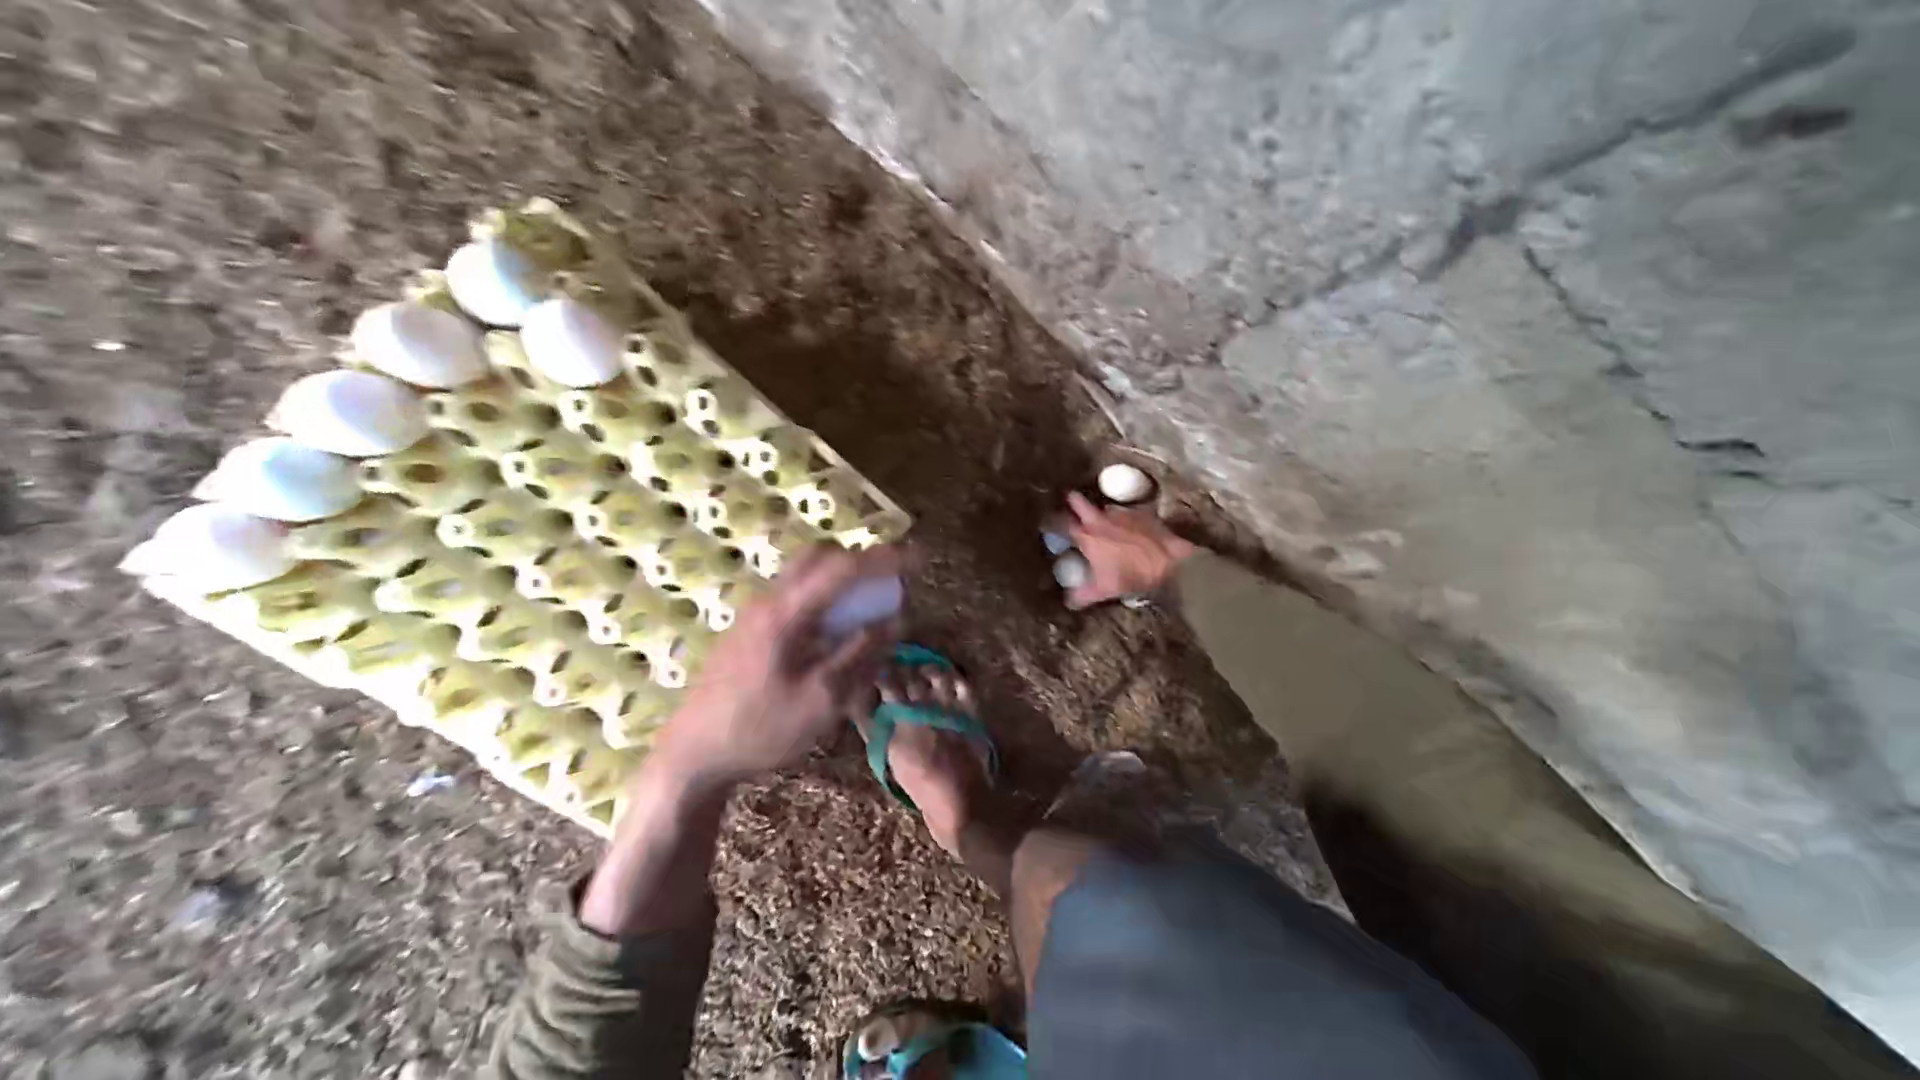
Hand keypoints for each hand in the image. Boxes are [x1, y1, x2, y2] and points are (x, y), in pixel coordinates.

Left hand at [650, 544, 902, 789]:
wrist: (694, 753)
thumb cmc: (760, 729)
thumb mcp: (822, 699)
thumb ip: (861, 654)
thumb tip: (896, 619)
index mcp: (785, 613)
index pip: (842, 568)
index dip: (883, 559)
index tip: (917, 557)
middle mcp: (768, 601)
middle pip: (818, 558)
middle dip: (859, 562)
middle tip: (889, 583)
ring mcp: (755, 614)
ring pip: (805, 577)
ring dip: (840, 582)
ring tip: (867, 610)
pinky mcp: (750, 630)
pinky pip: (795, 599)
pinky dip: (824, 601)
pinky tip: (833, 635)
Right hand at [1062, 491, 1195, 609]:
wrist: (1170, 561)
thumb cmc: (1133, 575)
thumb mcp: (1105, 590)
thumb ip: (1083, 595)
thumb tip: (1068, 602)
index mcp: (1086, 536)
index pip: (1060, 522)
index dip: (1051, 521)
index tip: (1047, 522)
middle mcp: (1099, 519)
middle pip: (1077, 501)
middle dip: (1071, 501)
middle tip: (1069, 506)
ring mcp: (1120, 512)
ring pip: (1102, 507)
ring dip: (1100, 513)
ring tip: (1102, 523)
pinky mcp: (1139, 511)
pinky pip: (1124, 512)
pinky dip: (1122, 519)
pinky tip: (1128, 529)